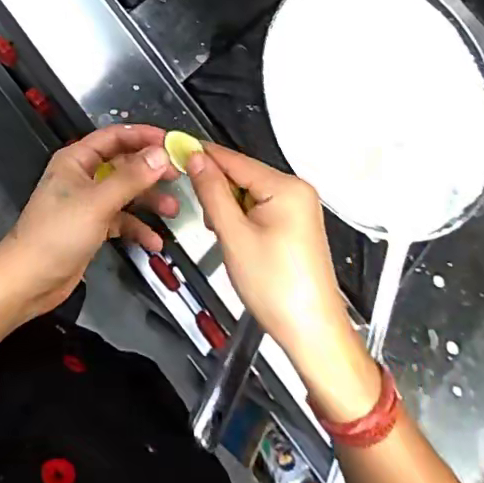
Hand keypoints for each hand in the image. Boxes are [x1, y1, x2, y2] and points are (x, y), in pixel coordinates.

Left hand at [0, 124, 180, 316]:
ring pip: (125, 193)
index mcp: (76, 160)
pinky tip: (154, 242)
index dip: (143, 136)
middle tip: (178, 176)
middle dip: (150, 170)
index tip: (172, 142)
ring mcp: (87, 203)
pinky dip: (137, 228)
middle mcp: (82, 176)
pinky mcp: (91, 227)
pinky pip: (120, 220)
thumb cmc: (57, 233)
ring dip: (148, 201)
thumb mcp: (97, 202)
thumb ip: (130, 178)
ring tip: (172, 210)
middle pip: (123, 164)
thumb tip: (160, 154)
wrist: (30, 278)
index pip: (114, 137)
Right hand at [186, 143, 380, 419]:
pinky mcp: (293, 226)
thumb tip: (195, 158)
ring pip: (245, 193)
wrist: (311, 333)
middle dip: (215, 191)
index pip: (232, 159)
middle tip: (202, 213)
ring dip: (226, 208)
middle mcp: (296, 192)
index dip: (200, 156)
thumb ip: (211, 191)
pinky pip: (256, 208)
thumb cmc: (279, 288)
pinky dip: (239, 219)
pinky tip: (234, 240)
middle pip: (239, 175)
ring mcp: (297, 209)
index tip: (172, 149)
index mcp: (286, 188)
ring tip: (223, 235)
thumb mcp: (233, 234)